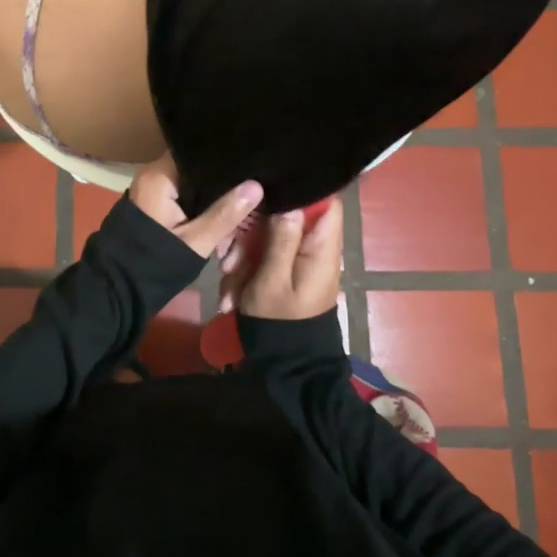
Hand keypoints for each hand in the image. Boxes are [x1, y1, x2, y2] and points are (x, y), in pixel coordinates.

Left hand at [127, 152, 262, 257]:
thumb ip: (226, 213)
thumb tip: (256, 185)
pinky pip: (182, 197)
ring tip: (244, 196)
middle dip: (222, 180)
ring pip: (190, 185)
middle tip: (254, 183)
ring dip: (212, 195)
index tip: (250, 162)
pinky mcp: (153, 206)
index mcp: (159, 175)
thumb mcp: (196, 241)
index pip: (196, 152)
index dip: (224, 157)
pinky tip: (223, 212)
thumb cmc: (156, 262)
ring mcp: (151, 191)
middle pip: (195, 168)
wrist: (119, 289)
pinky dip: (199, 206)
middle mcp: (152, 175)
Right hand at [221, 198, 342, 320]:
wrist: (285, 366)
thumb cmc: (280, 322)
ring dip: (245, 256)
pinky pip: (264, 258)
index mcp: (321, 247)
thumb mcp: (273, 280)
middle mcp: (314, 249)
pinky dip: (247, 272)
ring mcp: (299, 260)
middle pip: (287, 218)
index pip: (325, 202)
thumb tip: (290, 204)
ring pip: (268, 238)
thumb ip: (281, 239)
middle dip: (254, 233)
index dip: (297, 190)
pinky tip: (232, 295)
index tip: (263, 193)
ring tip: (230, 281)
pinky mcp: (285, 271)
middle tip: (231, 259)